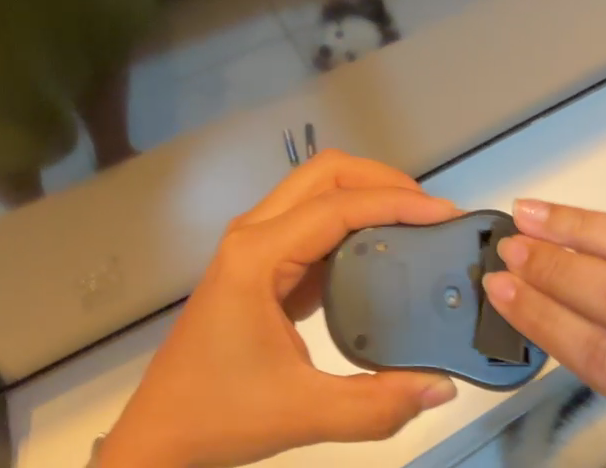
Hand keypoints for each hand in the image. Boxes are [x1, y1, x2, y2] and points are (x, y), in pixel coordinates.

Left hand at [96, 152, 462, 467]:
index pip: (336, 207)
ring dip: (364, 193)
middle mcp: (253, 233)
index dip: (394, 203)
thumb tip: (442, 385)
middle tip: (428, 210)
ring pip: (314, 188)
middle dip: (380, 179)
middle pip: (323, 174)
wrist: (161, 432)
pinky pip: (309, 219)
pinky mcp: (259, 260)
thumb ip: (376, 405)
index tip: (443, 214)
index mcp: (258, 255)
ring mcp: (253, 242)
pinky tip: (381, 249)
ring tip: (414, 222)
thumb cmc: (220, 413)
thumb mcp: (302, 413)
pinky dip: (349, 220)